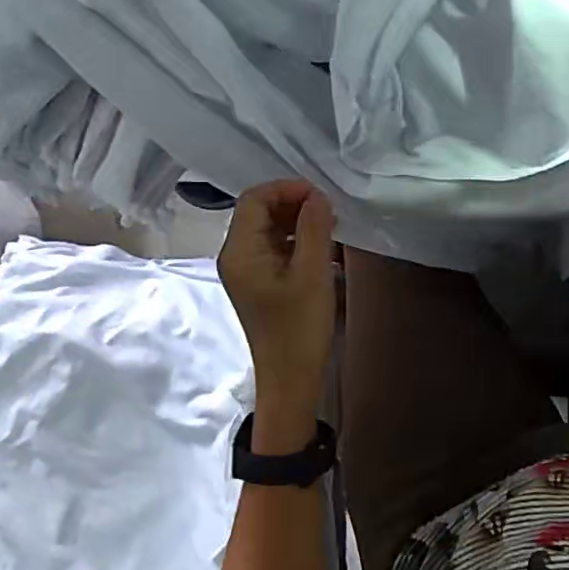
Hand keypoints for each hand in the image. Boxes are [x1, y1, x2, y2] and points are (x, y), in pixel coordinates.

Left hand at [217, 180, 336, 419]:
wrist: (290, 379)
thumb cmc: (299, 327)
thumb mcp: (312, 273)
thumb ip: (314, 228)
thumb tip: (317, 197)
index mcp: (240, 251)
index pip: (255, 199)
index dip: (287, 189)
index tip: (322, 197)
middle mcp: (236, 256)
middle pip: (260, 212)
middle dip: (295, 205)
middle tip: (330, 213)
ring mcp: (247, 272)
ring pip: (270, 230)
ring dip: (300, 224)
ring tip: (332, 231)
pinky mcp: (260, 284)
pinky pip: (276, 250)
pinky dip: (299, 243)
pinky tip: (326, 251)